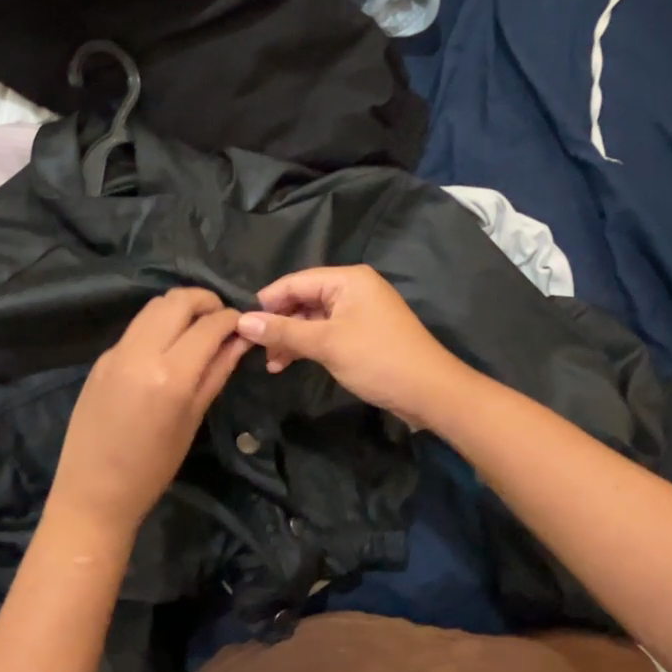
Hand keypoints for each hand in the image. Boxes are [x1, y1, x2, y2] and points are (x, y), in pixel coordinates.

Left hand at [47, 289, 250, 538]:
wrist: (93, 491)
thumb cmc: (153, 467)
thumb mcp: (192, 419)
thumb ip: (217, 372)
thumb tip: (241, 340)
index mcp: (170, 375)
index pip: (209, 325)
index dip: (232, 318)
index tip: (243, 324)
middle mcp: (140, 353)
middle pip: (177, 300)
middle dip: (205, 301)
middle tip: (221, 319)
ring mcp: (116, 352)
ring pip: (154, 306)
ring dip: (180, 308)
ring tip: (197, 328)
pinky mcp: (101, 359)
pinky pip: (136, 328)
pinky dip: (158, 325)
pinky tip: (167, 347)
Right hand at [234, 265, 473, 426]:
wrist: (430, 392)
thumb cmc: (377, 359)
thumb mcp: (326, 344)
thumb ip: (283, 330)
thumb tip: (242, 321)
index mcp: (348, 279)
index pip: (295, 281)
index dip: (267, 301)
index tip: (241, 324)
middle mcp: (354, 289)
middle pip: (304, 298)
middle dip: (279, 323)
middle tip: (253, 348)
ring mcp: (360, 312)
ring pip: (313, 318)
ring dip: (291, 338)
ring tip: (271, 364)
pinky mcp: (363, 334)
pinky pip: (326, 333)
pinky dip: (308, 346)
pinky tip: (289, 364)